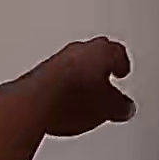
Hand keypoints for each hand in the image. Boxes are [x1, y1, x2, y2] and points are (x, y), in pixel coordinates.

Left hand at [18, 37, 134, 136]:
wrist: (33, 104)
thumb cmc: (72, 97)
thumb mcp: (109, 108)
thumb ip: (120, 105)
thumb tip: (125, 109)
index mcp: (104, 51)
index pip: (118, 53)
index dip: (121, 64)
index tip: (121, 71)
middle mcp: (80, 50)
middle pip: (95, 56)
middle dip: (99, 68)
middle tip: (104, 82)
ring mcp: (56, 61)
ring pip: (73, 66)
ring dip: (79, 78)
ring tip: (81, 97)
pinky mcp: (36, 75)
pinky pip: (54, 78)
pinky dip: (60, 87)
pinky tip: (61, 103)